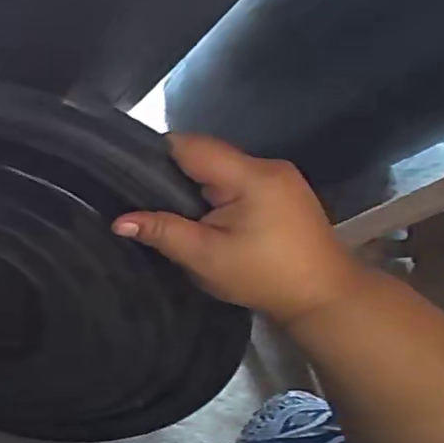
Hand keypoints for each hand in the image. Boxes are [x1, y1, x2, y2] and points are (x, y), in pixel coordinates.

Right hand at [113, 135, 369, 325]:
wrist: (324, 296)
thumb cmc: (263, 276)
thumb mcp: (205, 257)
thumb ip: (162, 233)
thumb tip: (119, 221)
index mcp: (250, 175)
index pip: (191, 146)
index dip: (157, 154)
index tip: (127, 173)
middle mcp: (267, 165)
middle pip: (206, 155)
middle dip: (173, 174)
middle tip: (141, 199)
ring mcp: (279, 177)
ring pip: (221, 169)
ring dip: (193, 186)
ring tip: (166, 210)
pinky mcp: (283, 192)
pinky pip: (236, 181)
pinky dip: (214, 194)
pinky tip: (201, 217)